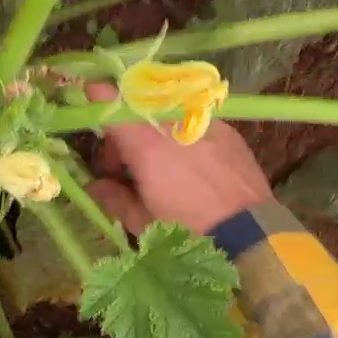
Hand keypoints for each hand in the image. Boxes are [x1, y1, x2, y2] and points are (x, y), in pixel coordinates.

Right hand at [85, 81, 272, 234]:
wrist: (249, 235)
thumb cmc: (188, 233)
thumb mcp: (143, 223)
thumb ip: (114, 198)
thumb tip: (95, 186)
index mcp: (148, 147)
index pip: (114, 107)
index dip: (97, 103)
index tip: (87, 104)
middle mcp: (175, 125)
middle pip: (138, 110)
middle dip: (125, 133)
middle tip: (123, 168)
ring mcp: (204, 123)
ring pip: (166, 114)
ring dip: (153, 133)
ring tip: (158, 168)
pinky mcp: (227, 131)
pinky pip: (192, 123)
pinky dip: (180, 137)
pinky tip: (187, 165)